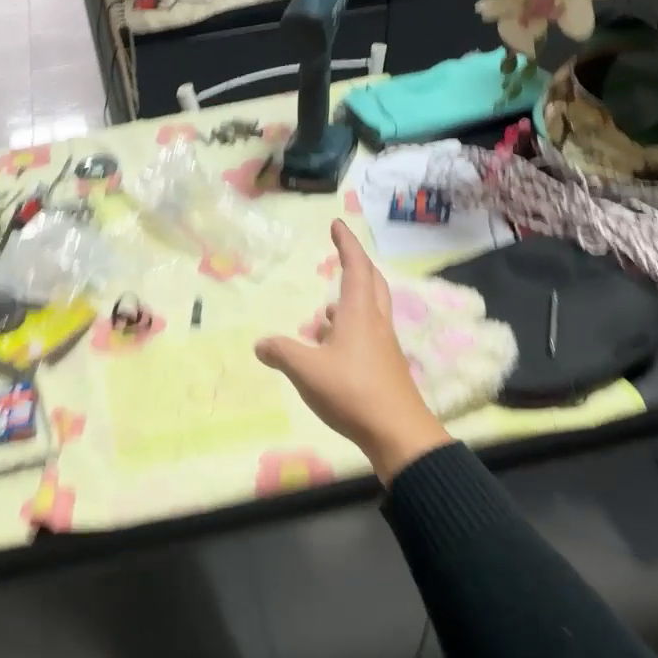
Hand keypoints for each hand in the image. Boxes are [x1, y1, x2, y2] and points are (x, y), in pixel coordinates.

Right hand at [256, 220, 452, 483]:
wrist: (397, 431)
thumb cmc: (352, 392)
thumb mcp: (307, 371)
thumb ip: (281, 353)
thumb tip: (260, 343)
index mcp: (360, 314)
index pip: (356, 268)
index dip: (347, 244)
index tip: (337, 225)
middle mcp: (377, 324)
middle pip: (373, 284)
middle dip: (357, 267)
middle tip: (341, 258)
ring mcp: (385, 347)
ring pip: (371, 313)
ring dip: (351, 304)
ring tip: (324, 314)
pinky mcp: (387, 368)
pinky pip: (368, 337)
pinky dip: (351, 331)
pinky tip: (333, 351)